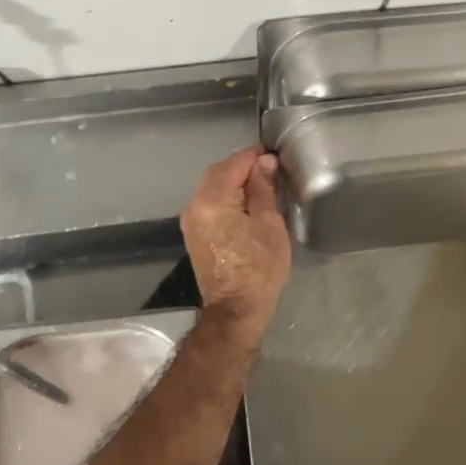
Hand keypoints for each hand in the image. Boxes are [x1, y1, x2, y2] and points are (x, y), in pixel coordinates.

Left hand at [180, 146, 291, 334]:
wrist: (235, 309)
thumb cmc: (259, 268)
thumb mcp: (270, 224)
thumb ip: (263, 188)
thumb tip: (264, 162)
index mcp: (213, 199)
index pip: (235, 162)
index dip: (256, 155)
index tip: (275, 155)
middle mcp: (195, 204)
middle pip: (218, 171)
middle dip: (243, 166)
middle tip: (270, 170)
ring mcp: (190, 219)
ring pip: (211, 185)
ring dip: (233, 181)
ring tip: (260, 186)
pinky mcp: (193, 232)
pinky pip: (208, 202)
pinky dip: (224, 196)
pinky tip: (243, 204)